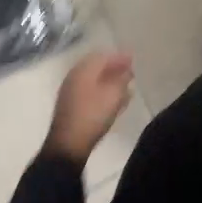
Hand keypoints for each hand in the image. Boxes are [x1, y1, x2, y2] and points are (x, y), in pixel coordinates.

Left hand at [45, 52, 133, 166]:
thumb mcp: (114, 95)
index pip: (103, 56)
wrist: (68, 146)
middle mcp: (74, 77)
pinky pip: (89, 93)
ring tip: (125, 88)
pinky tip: (113, 102)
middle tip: (129, 72)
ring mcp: (70, 93)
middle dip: (114, 69)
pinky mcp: (70, 108)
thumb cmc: (93, 115)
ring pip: (93, 81)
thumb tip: (126, 71)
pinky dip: (102, 93)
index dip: (120, 57)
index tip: (133, 60)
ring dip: (109, 82)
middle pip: (97, 67)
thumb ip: (122, 79)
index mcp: (84, 69)